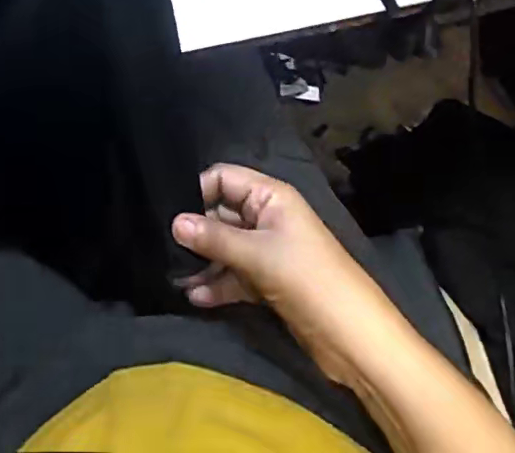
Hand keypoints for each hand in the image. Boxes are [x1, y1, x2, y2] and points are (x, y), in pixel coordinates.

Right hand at [171, 164, 402, 388]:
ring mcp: (267, 249)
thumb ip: (215, 238)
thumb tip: (174, 222)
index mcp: (270, 196)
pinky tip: (194, 297)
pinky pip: (234, 274)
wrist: (352, 335)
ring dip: (202, 261)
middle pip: (221, 213)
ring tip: (174, 279)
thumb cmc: (307, 277)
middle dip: (194, 231)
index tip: (168, 214)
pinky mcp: (267, 280)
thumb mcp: (258, 254)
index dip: (197, 191)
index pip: (224, 178)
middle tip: (162, 251)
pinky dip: (216, 284)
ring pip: (225, 246)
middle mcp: (267, 216)